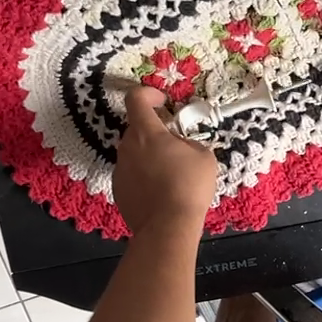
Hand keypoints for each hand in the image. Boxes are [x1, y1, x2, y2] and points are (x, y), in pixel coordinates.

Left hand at [112, 87, 217, 237]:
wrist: (167, 227)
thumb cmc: (188, 185)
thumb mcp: (203, 156)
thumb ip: (188, 142)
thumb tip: (179, 146)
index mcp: (146, 132)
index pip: (136, 99)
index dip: (148, 94)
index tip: (163, 101)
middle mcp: (127, 147)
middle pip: (137, 129)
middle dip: (154, 132)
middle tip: (175, 146)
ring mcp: (119, 170)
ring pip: (134, 153)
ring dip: (149, 156)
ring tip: (170, 174)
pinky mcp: (118, 191)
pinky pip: (131, 175)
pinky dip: (143, 177)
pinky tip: (160, 192)